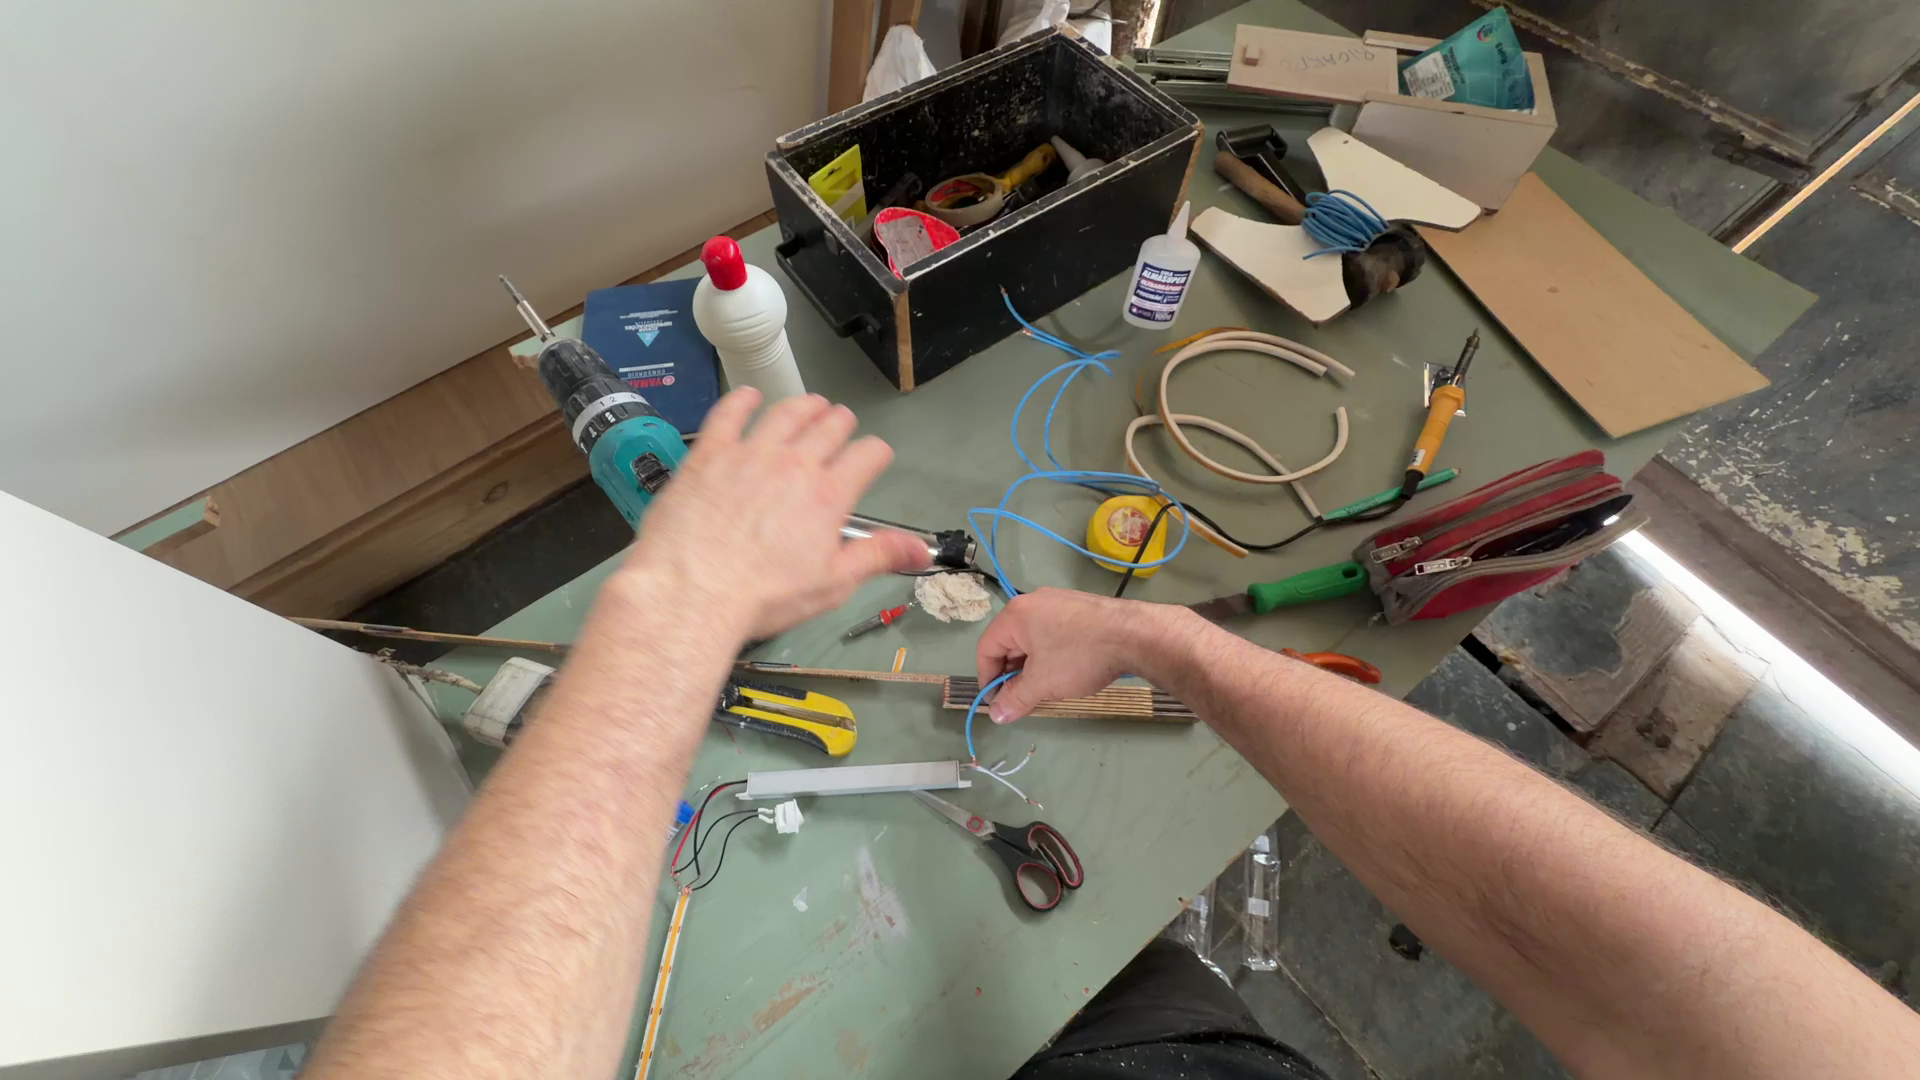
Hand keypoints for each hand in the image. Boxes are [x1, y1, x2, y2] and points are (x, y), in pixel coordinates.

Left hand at [624, 388, 929, 639]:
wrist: (691, 592)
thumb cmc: (767, 596)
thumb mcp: (833, 583)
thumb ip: (878, 556)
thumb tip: (922, 549)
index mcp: (829, 494)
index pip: (867, 456)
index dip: (877, 453)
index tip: (876, 456)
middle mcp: (795, 463)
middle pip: (828, 427)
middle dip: (841, 423)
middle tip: (842, 422)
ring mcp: (750, 453)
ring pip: (785, 414)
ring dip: (804, 405)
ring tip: (811, 403)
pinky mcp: (709, 454)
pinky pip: (729, 414)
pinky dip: (742, 400)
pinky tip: (748, 396)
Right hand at [975, 588, 1188, 723]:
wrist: (1135, 635)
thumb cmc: (1079, 656)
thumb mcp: (1042, 683)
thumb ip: (1015, 699)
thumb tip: (996, 715)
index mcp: (1016, 614)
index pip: (987, 648)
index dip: (987, 678)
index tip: (997, 702)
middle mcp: (1033, 601)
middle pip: (1010, 642)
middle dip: (1012, 674)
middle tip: (1022, 699)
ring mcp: (1058, 601)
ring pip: (1033, 639)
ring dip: (1033, 666)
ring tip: (1046, 688)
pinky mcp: (1080, 607)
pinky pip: (1054, 633)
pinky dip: (1051, 654)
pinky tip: (1067, 671)